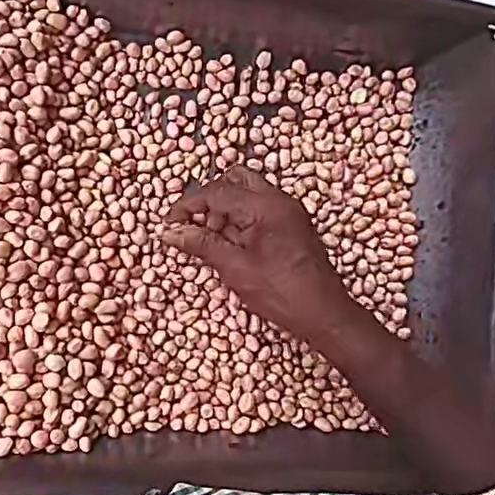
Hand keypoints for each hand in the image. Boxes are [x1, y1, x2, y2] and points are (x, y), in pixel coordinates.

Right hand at [161, 166, 370, 354]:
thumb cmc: (282, 293)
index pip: (216, 191)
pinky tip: (231, 246)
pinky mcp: (292, 225)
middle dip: (209, 200)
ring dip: (224, 210)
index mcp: (265, 206)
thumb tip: (171, 232)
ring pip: (247, 193)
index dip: (188, 206)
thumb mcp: (235, 268)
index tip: (170, 223)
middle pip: (234, 180)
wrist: (325, 313)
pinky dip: (239, 219)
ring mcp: (288, 212)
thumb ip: (202, 244)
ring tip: (212, 241)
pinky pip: (259, 209)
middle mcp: (279, 201)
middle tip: (194, 227)